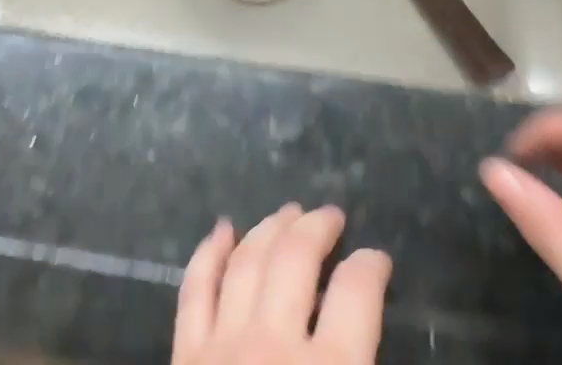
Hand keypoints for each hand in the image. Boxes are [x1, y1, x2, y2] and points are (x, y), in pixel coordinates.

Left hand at [173, 204, 392, 364]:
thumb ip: (360, 357)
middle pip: (295, 261)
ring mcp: (223, 342)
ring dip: (268, 230)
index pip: (356, 295)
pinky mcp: (185, 352)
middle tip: (329, 214)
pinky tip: (221, 229)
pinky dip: (208, 254)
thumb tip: (363, 332)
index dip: (371, 267)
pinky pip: (194, 290)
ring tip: (287, 212)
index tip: (376, 256)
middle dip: (315, 228)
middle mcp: (274, 342)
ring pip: (246, 264)